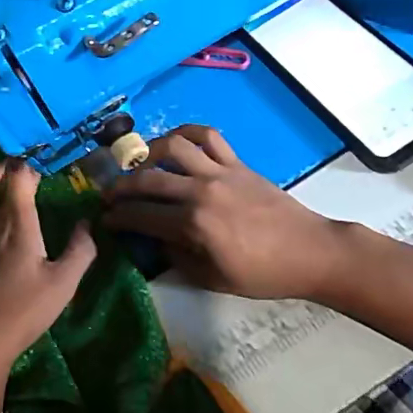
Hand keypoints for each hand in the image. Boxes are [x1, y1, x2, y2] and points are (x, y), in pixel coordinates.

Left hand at [0, 161, 95, 410]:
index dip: (31, 165)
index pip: (19, 177)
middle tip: (33, 169)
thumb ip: (81, 249)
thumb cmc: (24, 310)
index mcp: (18, 222)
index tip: (47, 163)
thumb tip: (87, 224)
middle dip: (14, 169)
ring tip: (8, 179)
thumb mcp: (64, 282)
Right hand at [104, 126, 353, 301]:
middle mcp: (201, 191)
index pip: (142, 215)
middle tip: (109, 194)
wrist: (308, 251)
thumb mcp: (213, 279)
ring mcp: (220, 171)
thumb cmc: (262, 273)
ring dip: (150, 152)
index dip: (117, 217)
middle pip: (148, 179)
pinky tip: (177, 142)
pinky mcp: (237, 162)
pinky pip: (209, 136)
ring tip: (142, 164)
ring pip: (175, 146)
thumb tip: (156, 239)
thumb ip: (178, 257)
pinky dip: (188, 133)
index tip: (103, 218)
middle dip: (121, 186)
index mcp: (193, 225)